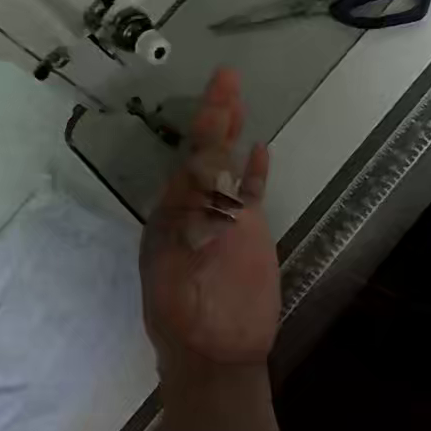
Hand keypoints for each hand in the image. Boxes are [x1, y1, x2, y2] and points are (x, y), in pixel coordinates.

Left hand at [140, 69, 279, 376]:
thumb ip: (197, 209)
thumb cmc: (189, 310)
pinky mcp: (248, 236)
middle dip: (217, 116)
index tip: (219, 88)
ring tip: (239, 100)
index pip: (191, 156)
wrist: (215, 353)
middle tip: (228, 78)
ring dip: (232, 135)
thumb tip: (207, 166)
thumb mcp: (184, 254)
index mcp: (172, 211)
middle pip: (209, 153)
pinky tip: (259, 149)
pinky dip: (254, 173)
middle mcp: (196, 208)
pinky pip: (251, 195)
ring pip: (229, 169)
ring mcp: (224, 221)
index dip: (206, 121)